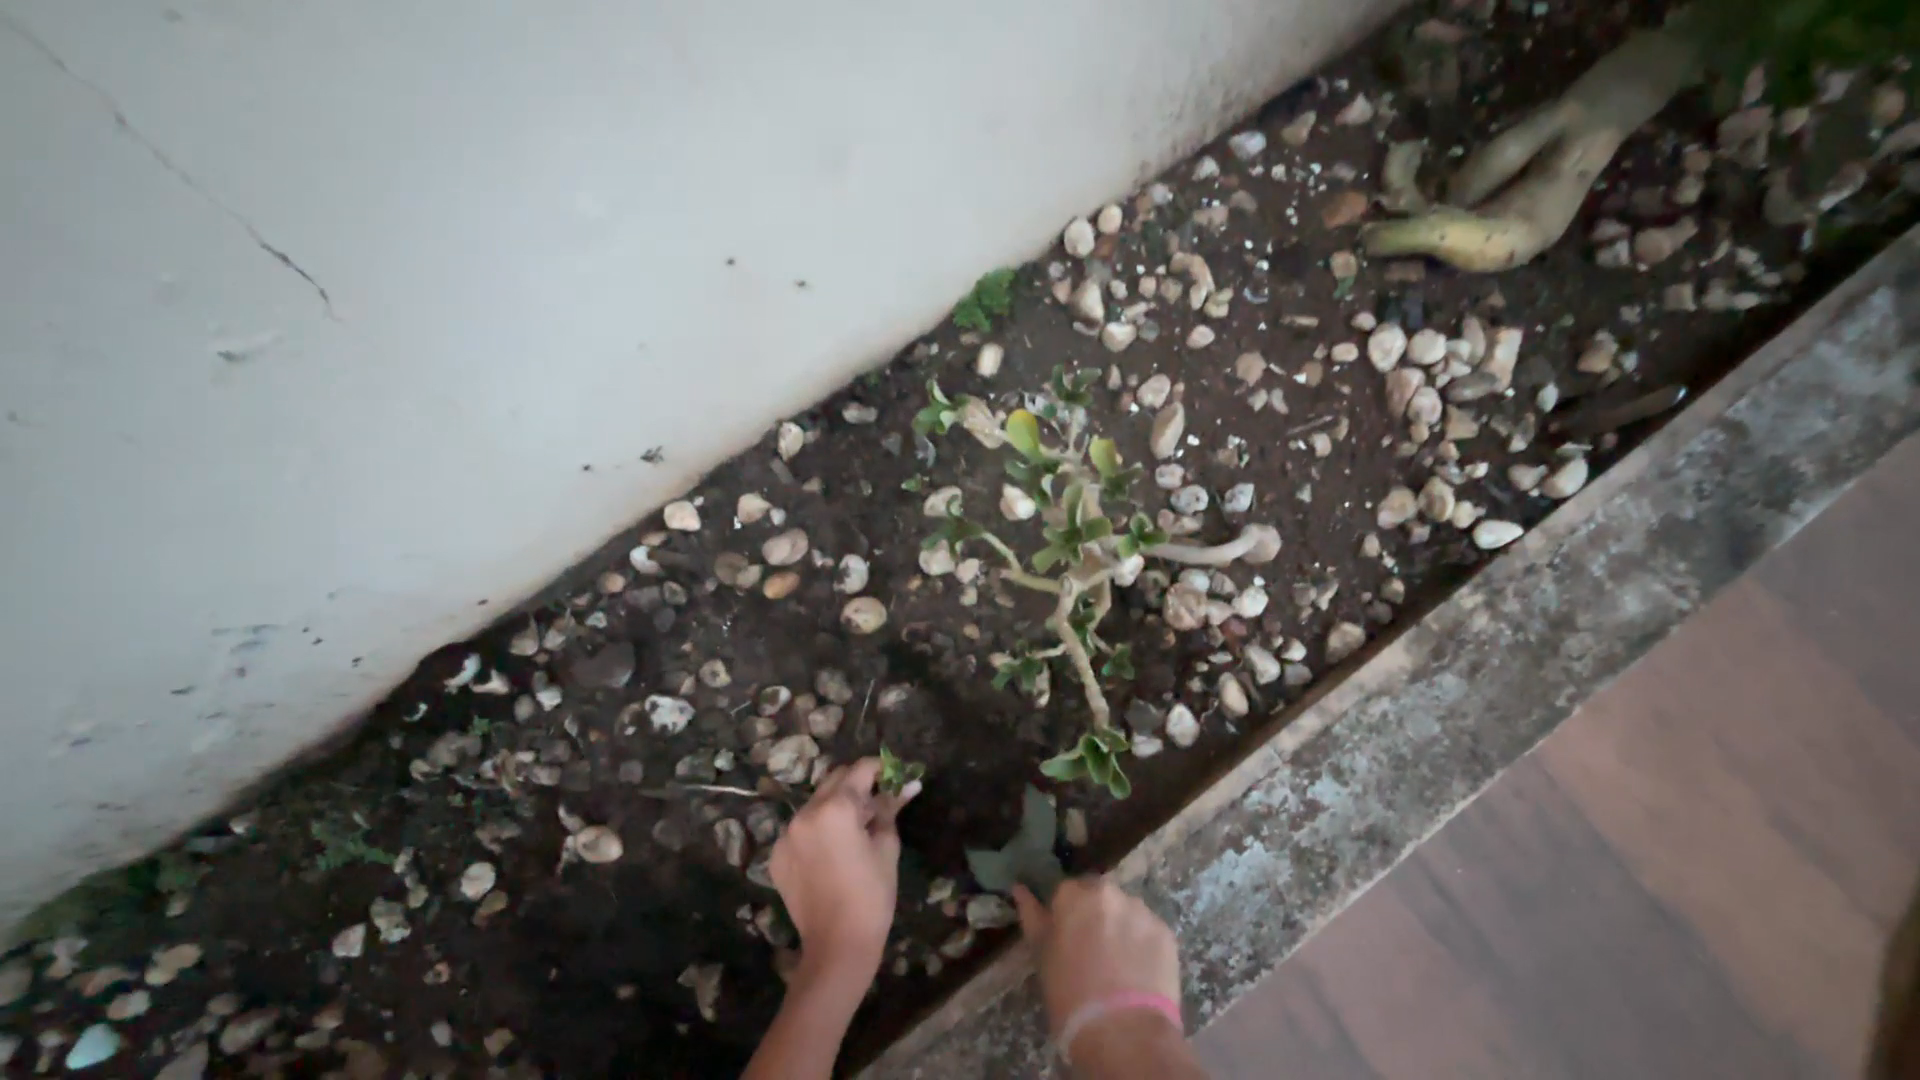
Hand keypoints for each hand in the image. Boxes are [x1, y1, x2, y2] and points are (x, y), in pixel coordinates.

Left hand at [770, 757, 919, 979]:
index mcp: (835, 808)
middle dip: (857, 784)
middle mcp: (805, 813)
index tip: (894, 775)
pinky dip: (818, 828)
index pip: (860, 770)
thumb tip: (908, 785)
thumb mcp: (886, 848)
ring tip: (857, 827)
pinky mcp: (777, 855)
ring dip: (836, 805)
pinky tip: (834, 850)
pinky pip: (801, 828)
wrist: (837, 946)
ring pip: (815, 802)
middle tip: (878, 800)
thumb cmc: (872, 896)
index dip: (880, 768)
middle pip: (834, 780)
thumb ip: (890, 810)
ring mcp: (786, 834)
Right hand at [1015, 877, 1181, 1035]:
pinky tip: (1138, 971)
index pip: (1065, 892)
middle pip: (1098, 896)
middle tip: (1091, 949)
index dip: (1065, 915)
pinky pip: (1149, 931)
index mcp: (1073, 895)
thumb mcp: (1042, 957)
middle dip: (1095, 915)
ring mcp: (1141, 911)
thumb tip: (1019, 889)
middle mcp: (1109, 893)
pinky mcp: (1166, 932)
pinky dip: (1143, 945)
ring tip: (1119, 963)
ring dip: (1120, 927)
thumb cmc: (1070, 995)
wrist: (1124, 1032)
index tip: (1066, 937)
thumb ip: (1032, 917)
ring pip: (1126, 911)